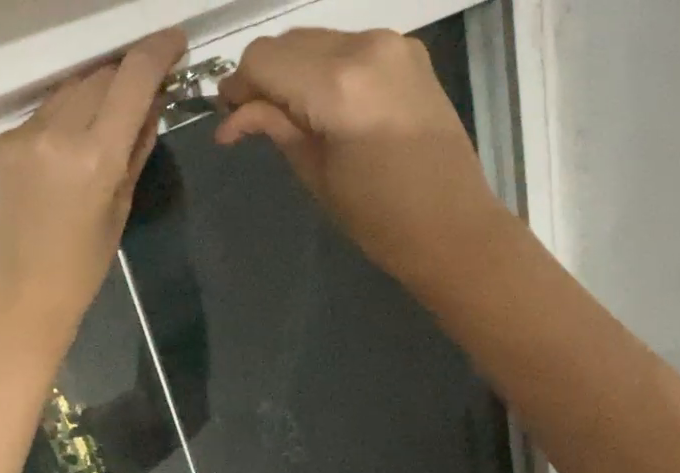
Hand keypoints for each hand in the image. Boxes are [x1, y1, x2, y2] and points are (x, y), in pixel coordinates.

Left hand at [0, 29, 187, 340]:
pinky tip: (66, 151)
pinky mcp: (2, 143)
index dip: (158, 51)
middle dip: (125, 77)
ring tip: (105, 123)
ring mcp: (24, 135)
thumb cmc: (84, 265)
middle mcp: (58, 134)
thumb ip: (136, 148)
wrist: (24, 295)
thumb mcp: (121, 206)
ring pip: (70, 90)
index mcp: (96, 157)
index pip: (133, 78)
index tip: (174, 43)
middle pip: (101, 76)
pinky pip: (43, 114)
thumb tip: (151, 104)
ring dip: (93, 95)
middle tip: (143, 92)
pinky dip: (62, 120)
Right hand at [215, 29, 513, 292]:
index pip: (264, 60)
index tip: (227, 117)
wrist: (452, 226)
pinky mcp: (408, 53)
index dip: (238, 86)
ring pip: (317, 40)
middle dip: (263, 77)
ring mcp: (392, 45)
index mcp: (339, 86)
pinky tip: (324, 106)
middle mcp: (365, 49)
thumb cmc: (378, 218)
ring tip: (288, 117)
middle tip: (249, 120)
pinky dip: (325, 68)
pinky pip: (348, 46)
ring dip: (293, 70)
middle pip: (288, 43)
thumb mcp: (316, 175)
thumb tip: (231, 117)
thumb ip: (276, 129)